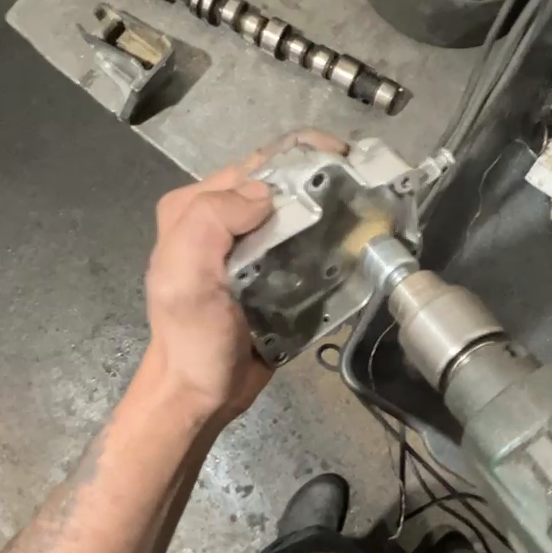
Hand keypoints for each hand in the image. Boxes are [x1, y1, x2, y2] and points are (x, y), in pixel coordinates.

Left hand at [142, 130, 350, 419]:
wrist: (201, 393)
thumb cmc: (193, 338)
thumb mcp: (185, 277)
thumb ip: (211, 222)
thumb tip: (266, 196)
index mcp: (194, 209)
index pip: (252, 167)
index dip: (298, 159)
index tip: (343, 164)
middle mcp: (221, 221)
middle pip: (278, 185)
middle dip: (319, 182)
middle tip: (362, 190)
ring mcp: (249, 249)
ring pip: (294, 215)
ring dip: (327, 213)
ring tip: (365, 216)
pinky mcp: (271, 275)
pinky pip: (301, 248)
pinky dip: (325, 245)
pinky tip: (349, 249)